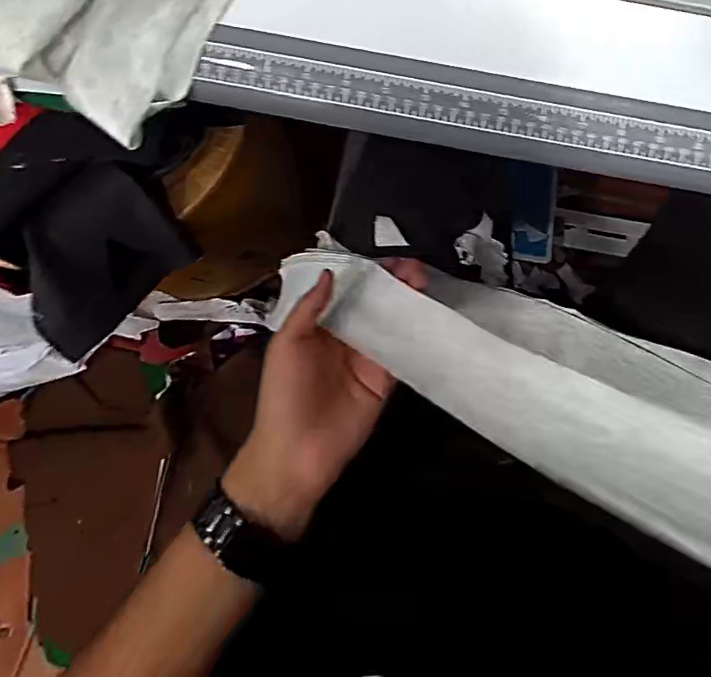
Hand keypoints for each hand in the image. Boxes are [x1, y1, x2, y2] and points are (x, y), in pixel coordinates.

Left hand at [223, 259, 427, 540]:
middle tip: (414, 265)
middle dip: (392, 282)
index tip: (387, 255)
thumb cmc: (283, 395)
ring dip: (406, 301)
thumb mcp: (286, 345)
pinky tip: (427, 314)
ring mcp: (367, 358)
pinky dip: (414, 334)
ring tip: (423, 279)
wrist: (296, 455)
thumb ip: (309, 308)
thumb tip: (331, 272)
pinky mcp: (384, 379)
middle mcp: (346, 337)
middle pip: (373, 303)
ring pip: (390, 322)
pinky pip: (401, 352)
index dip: (366, 272)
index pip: (347, 291)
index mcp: (320, 326)